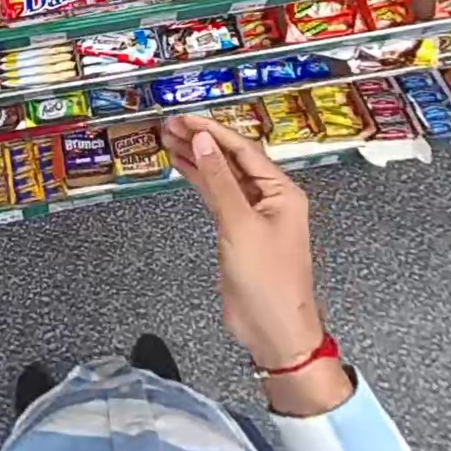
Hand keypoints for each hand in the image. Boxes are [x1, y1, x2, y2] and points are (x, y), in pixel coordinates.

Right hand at [163, 114, 352, 416]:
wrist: (273, 332)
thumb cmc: (268, 281)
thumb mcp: (241, 224)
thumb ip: (219, 180)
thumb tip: (203, 141)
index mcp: (281, 190)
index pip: (242, 148)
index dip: (213, 130)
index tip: (186, 119)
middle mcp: (268, 196)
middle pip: (230, 158)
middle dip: (201, 139)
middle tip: (171, 125)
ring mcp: (251, 211)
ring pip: (220, 173)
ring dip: (196, 156)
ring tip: (169, 139)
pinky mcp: (235, 227)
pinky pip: (215, 192)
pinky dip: (197, 177)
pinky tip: (181, 165)